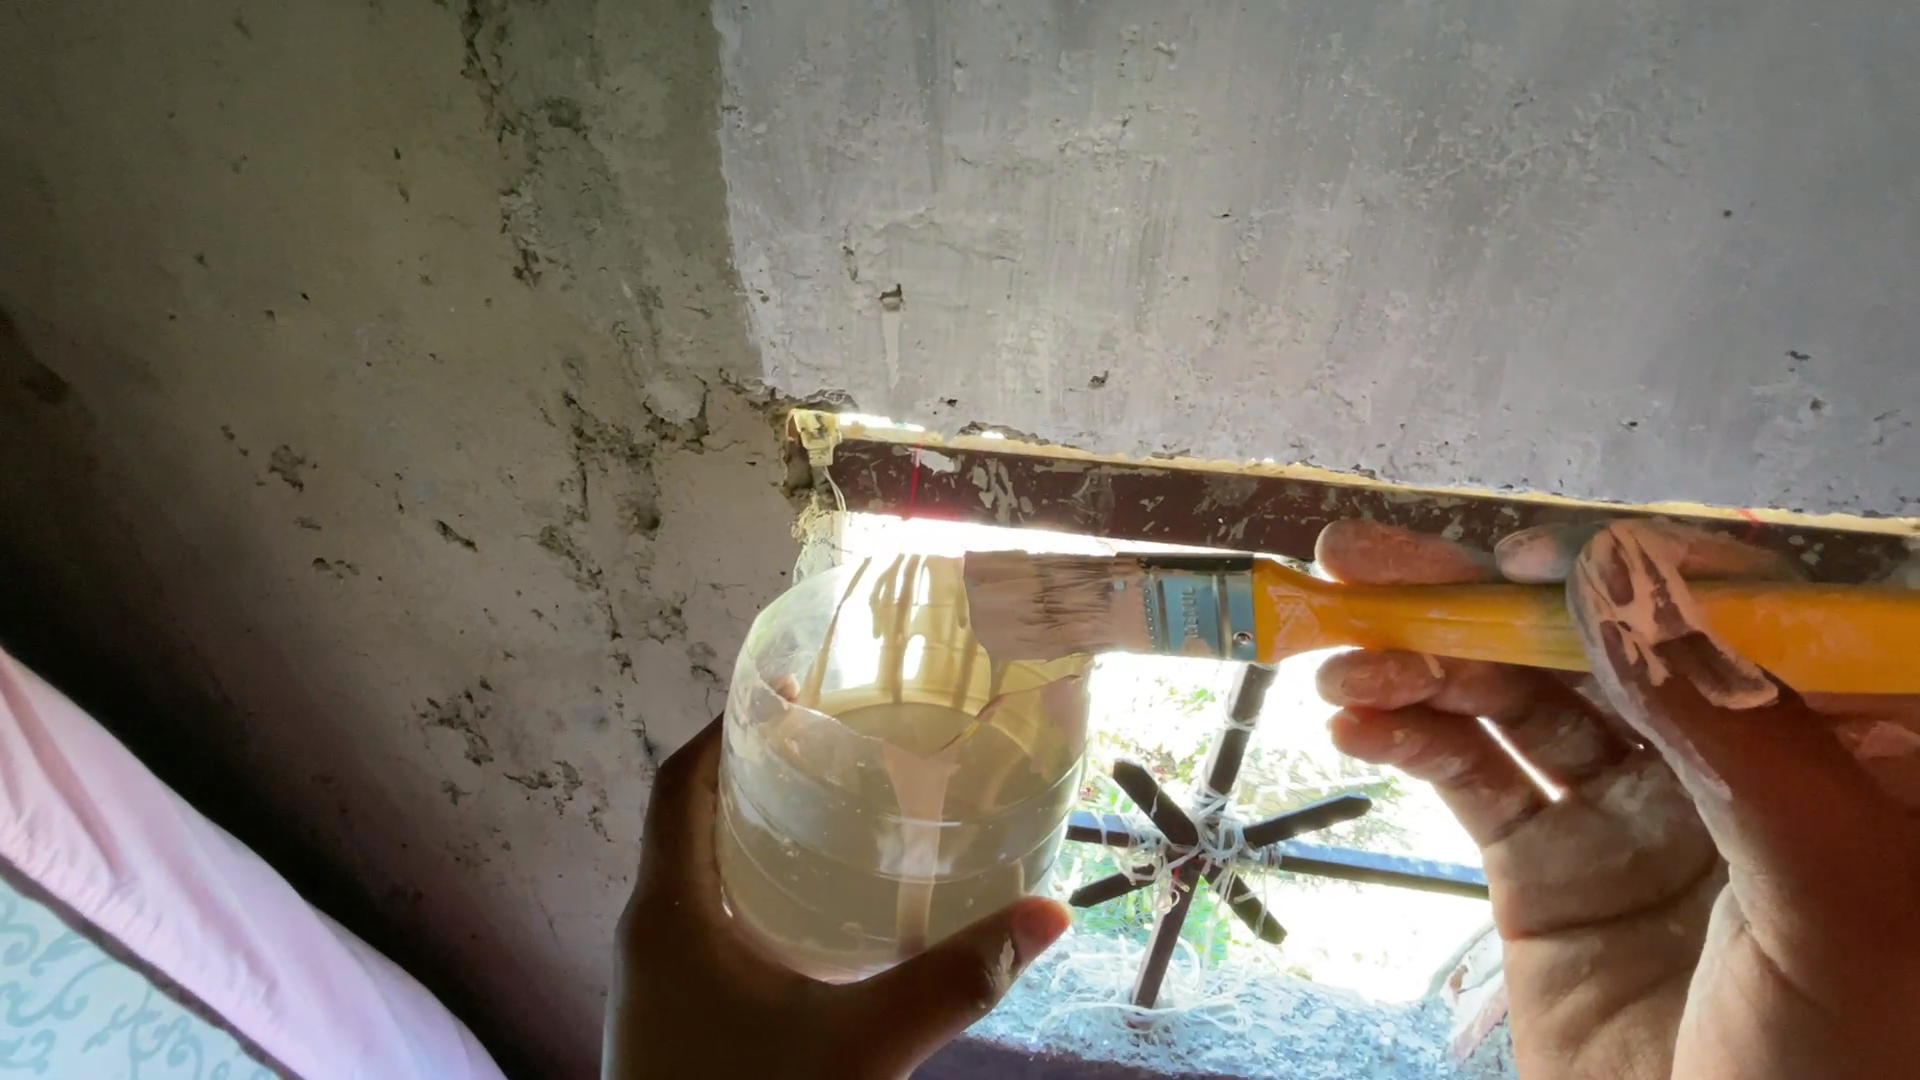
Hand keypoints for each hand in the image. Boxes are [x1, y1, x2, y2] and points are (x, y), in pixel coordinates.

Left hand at [602, 719, 1071, 1079]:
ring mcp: (658, 973)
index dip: (727, 723)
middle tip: (830, 737)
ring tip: (829, 798)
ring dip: (750, 822)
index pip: (678, 782)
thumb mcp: (860, 1052)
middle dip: (751, 765)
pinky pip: (709, 909)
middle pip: (690, 814)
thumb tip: (1049, 913)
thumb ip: (953, 981)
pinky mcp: (675, 1007)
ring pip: (699, 865)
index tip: (789, 688)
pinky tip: (815, 896)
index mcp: (668, 912)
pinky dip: (754, 878)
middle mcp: (649, 929)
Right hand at [1314, 519, 1919, 1079]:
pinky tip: (1349, 729)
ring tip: (1333, 671)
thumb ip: (1746, 738)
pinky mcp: (1537, 854)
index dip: (1608, 573)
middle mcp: (1713, 762)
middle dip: (1457, 601)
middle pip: (1573, 645)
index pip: (1713, 616)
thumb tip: (1615, 585)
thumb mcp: (1840, 908)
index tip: (1509, 563)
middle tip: (1350, 562)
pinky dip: (1400, 740)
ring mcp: (1617, 805)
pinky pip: (1463, 775)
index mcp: (1826, 754)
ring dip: (1407, 674)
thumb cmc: (1837, 1076)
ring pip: (1499, 702)